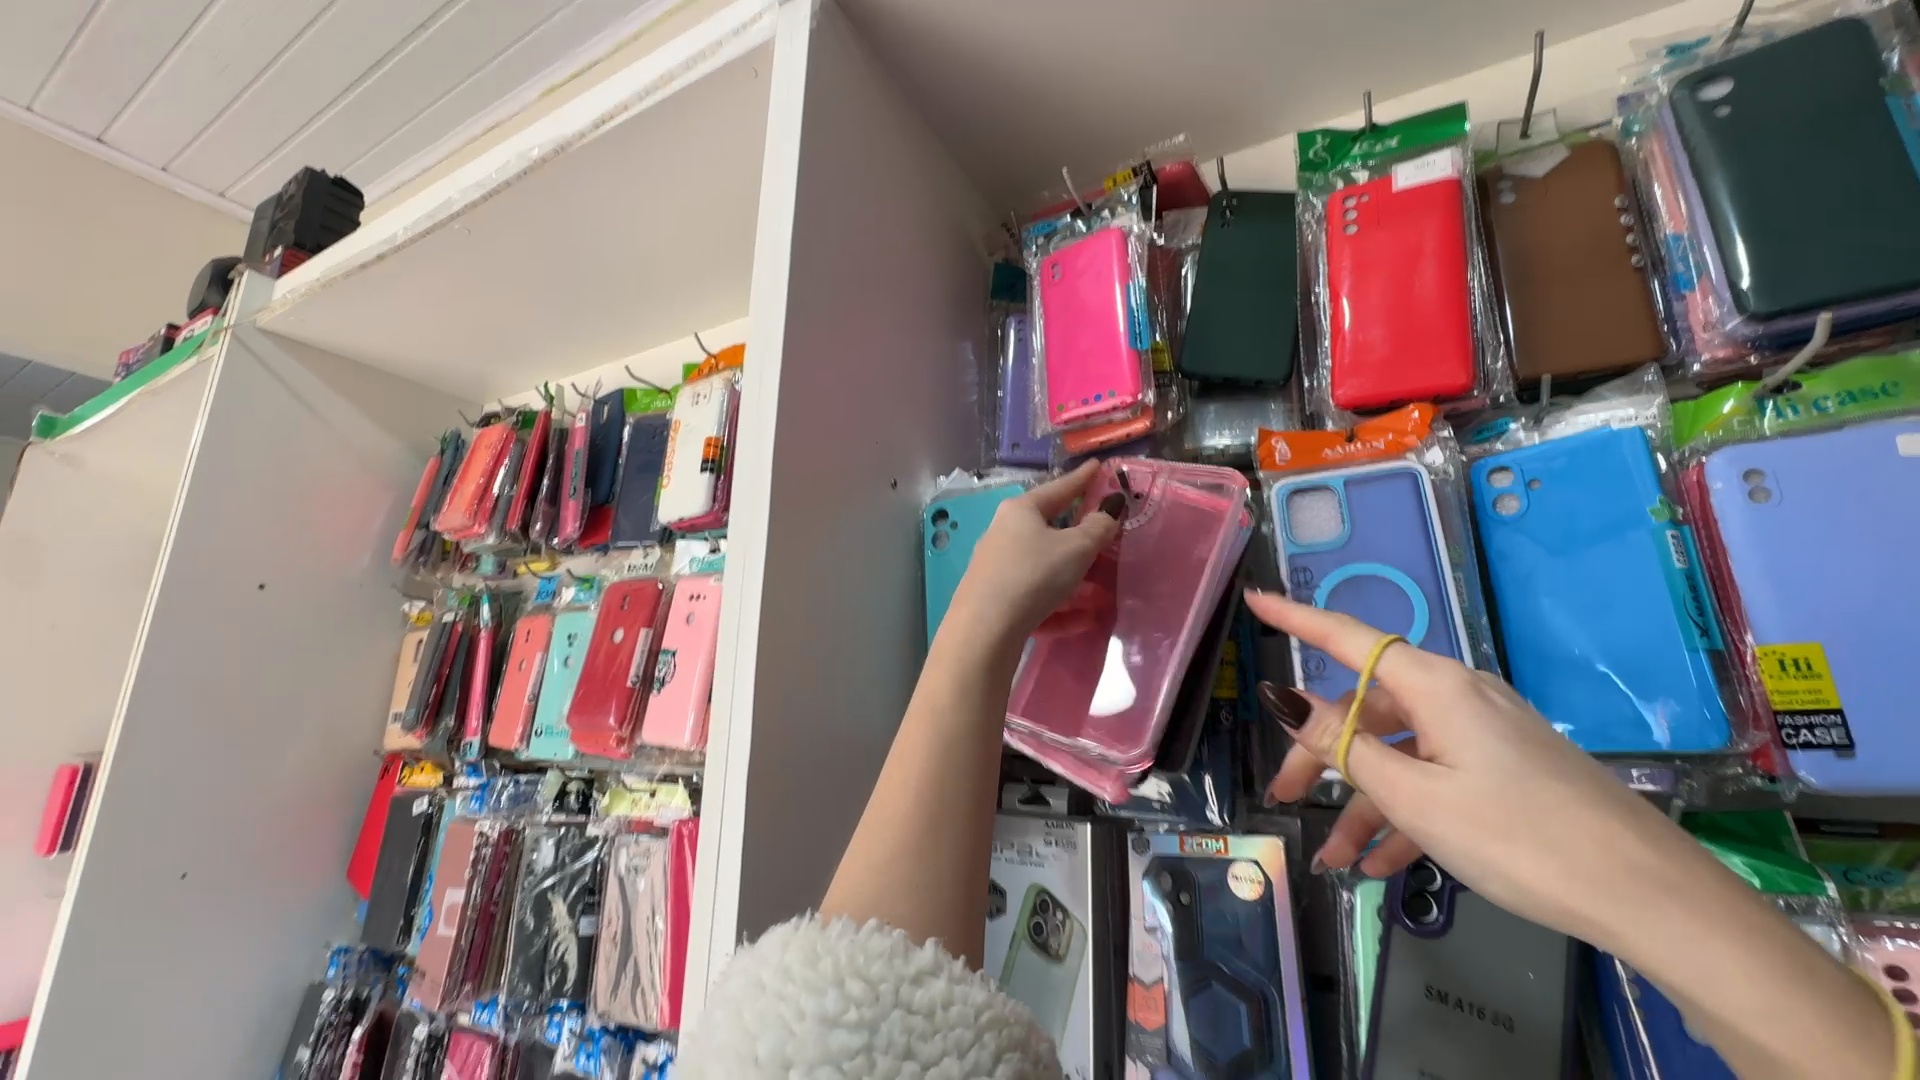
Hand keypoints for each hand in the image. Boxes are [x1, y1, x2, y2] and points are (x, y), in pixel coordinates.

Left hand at [944, 460, 1120, 653]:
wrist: (984, 629)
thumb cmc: (1033, 574)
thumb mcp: (1076, 548)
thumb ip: (1098, 528)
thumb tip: (1109, 510)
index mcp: (1020, 511)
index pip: (1058, 488)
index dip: (1082, 478)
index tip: (1097, 465)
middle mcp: (1004, 533)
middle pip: (1049, 530)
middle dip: (1080, 538)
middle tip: (1105, 536)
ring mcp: (997, 568)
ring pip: (1045, 567)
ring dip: (1074, 578)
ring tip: (1101, 592)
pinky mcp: (995, 600)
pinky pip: (1036, 596)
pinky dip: (1060, 605)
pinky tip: (1083, 620)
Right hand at [1248, 590, 1715, 949]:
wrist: (1648, 896)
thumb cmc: (1516, 835)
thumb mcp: (1413, 794)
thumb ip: (1342, 745)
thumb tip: (1282, 698)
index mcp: (1433, 686)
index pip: (1346, 638)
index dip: (1296, 619)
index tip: (1254, 600)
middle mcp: (1455, 698)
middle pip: (1364, 712)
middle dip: (1319, 756)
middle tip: (1282, 797)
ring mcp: (1482, 734)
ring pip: (1398, 754)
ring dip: (1361, 804)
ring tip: (1333, 859)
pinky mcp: (1503, 770)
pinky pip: (1435, 780)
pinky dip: (1404, 816)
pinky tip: (1380, 864)